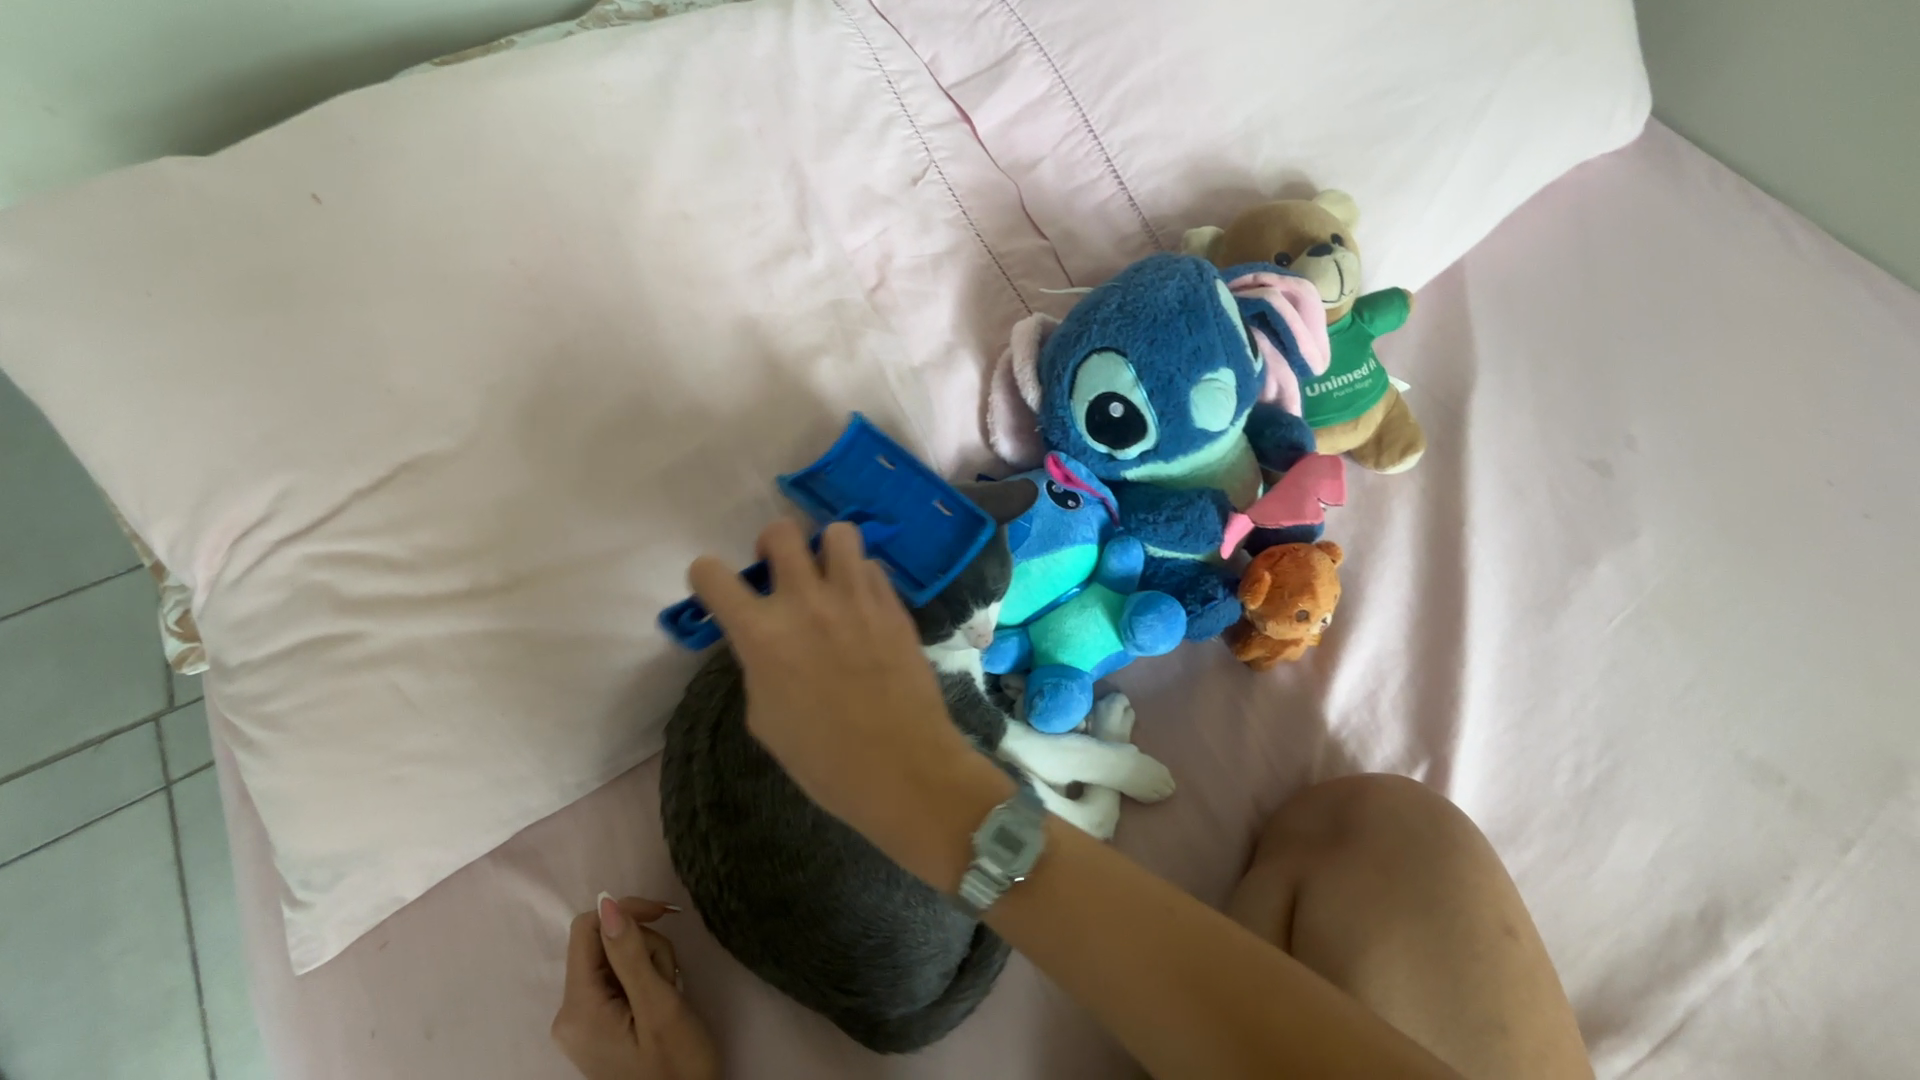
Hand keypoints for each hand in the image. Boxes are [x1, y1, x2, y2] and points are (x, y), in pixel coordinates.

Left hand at [551, 895, 718, 1079]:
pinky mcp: (598, 1026)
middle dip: (644, 944)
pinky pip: (617, 980)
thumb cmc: (677, 1065)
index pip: (587, 930)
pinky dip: (645, 978)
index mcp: (578, 1008)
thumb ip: (631, 954)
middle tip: (672, 974)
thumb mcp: (659, 1005)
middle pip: (603, 944)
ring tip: (671, 991)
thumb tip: (607, 903)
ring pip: (615, 959)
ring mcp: (582, 1021)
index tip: (665, 914)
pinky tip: (662, 999)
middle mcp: (570, 1012)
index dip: (625, 911)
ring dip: (650, 961)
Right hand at [687, 520, 982, 831]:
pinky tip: (863, 605)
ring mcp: (856, 598)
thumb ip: (759, 666)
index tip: (717, 589)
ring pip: (837, 532)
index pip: (711, 574)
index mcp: (761, 635)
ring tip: (828, 577)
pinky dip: (861, 578)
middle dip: (771, 545)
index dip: (706, 577)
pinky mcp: (894, 605)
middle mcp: (806, 602)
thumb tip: (769, 645)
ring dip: (825, 549)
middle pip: (780, 531)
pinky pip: (873, 567)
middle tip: (780, 572)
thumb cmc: (824, 760)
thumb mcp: (765, 718)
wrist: (902, 767)